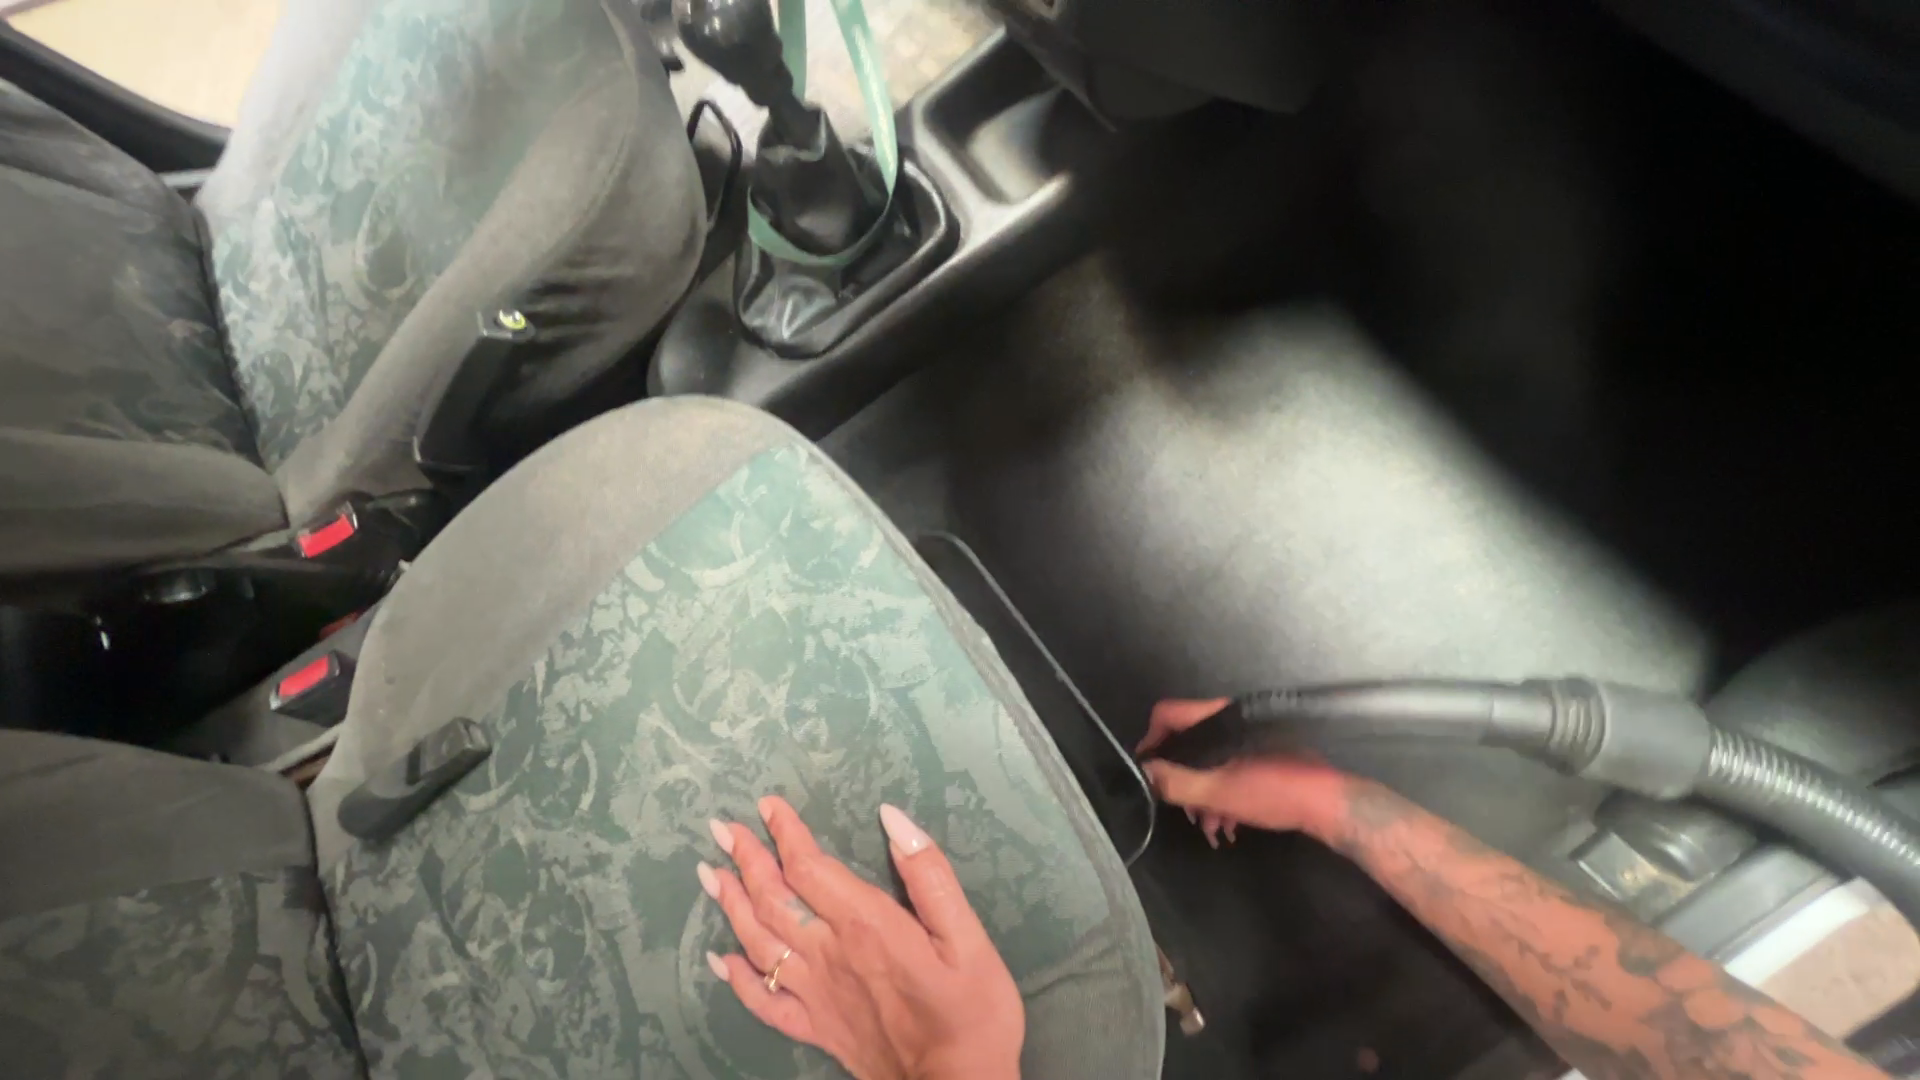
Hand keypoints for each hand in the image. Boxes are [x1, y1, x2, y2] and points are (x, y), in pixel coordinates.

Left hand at [700, 796, 1024, 1079]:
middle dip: (746, 859)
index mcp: (864, 924)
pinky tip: (721, 960)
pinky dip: (738, 979)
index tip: (767, 804)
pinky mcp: (816, 1029)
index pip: (808, 867)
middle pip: (773, 899)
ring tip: (710, 874)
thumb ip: (929, 873)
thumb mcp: (967, 935)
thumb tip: (892, 817)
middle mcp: (828, 955)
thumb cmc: (970, 1010)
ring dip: (732, 904)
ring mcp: (815, 995)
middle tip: (721, 828)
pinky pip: (764, 1004)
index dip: (784, 832)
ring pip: (759, 942)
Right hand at [1137, 698, 1354, 845]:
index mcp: (1217, 718)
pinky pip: (1228, 766)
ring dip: (1202, 792)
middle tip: (1180, 807)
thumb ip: (1176, 783)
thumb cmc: (1273, 792)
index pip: (1167, 714)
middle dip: (1180, 777)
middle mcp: (1230, 721)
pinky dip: (1222, 792)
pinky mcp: (1262, 755)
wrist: (1329, 805)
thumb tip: (1144, 773)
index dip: (1151, 740)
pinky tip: (1228, 823)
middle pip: (1187, 740)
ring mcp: (1248, 737)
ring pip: (1208, 759)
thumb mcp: (1217, 792)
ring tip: (1209, 826)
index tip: (1147, 770)